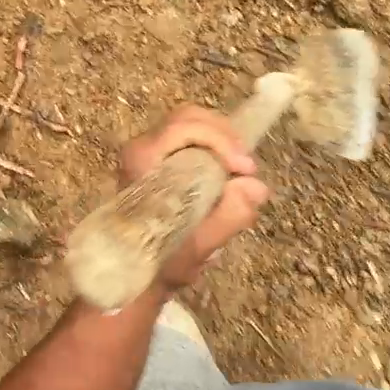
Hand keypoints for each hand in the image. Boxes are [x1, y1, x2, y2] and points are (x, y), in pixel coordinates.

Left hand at [117, 106, 271, 291]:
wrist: (133, 272)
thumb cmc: (162, 261)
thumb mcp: (198, 246)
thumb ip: (228, 215)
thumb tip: (256, 186)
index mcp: (142, 160)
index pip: (183, 127)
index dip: (219, 140)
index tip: (246, 168)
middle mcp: (140, 147)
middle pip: (187, 117)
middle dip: (223, 134)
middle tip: (247, 165)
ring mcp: (147, 149)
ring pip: (188, 123)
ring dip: (220, 138)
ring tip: (241, 166)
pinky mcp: (157, 157)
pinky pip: (188, 136)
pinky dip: (213, 144)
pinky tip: (227, 167)